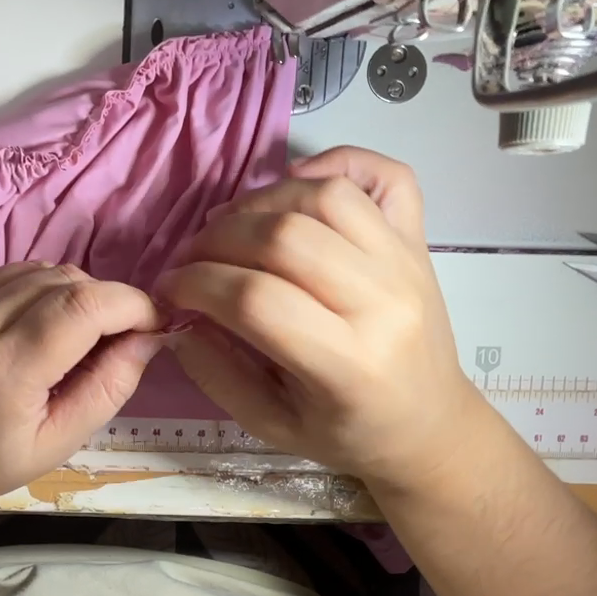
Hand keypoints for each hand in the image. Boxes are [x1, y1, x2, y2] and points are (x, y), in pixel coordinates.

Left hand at [0, 262, 164, 518]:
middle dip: (106, 301)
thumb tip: (148, 335)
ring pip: (40, 269)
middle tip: (113, 340)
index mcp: (4, 372)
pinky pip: (10, 273)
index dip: (132, 304)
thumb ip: (109, 386)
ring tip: (73, 338)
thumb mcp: (58, 442)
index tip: (152, 324)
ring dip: (73, 294)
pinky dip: (39, 290)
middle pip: (66, 280)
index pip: (84, 305)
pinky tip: (37, 326)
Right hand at [155, 147, 491, 489]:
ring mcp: (407, 262)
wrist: (428, 426)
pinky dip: (335, 162)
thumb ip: (216, 373)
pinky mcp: (418, 240)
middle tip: (191, 260)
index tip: (169, 290)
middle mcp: (384, 303)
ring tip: (230, 226)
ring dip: (261, 201)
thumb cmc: (345, 433)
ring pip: (326, 196)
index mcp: (348, 364)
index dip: (197, 284)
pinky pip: (384, 174)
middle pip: (286, 238)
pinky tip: (297, 180)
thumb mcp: (270, 425)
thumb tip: (178, 317)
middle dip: (217, 240)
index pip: (256, 299)